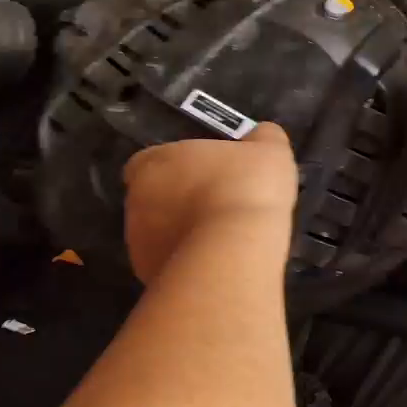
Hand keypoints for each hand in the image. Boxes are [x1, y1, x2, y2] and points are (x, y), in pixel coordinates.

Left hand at [123, 123, 297, 284]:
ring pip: (161, 227)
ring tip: (228, 228)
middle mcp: (136, 199)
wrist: (232, 249)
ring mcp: (137, 240)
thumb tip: (258, 135)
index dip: (177, 163)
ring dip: (187, 225)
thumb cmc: (247, 184)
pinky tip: (222, 251)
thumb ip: (260, 137)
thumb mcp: (270, 148)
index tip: (206, 169)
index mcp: (156, 162)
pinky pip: (170, 256)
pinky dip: (191, 253)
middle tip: (222, 196)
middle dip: (183, 196)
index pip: (149, 159)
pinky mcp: (147, 271)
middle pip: (155, 194)